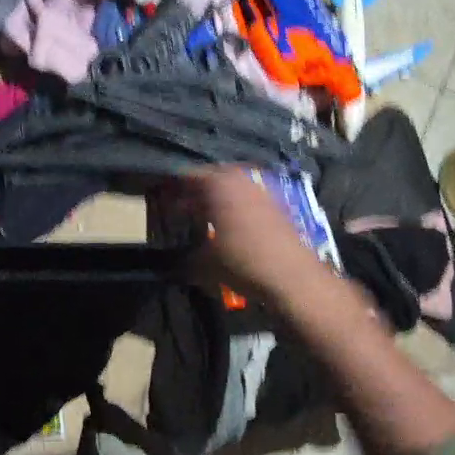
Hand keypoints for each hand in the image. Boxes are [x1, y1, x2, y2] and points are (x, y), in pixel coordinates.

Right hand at [182, 167, 326, 305]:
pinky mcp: (277, 204)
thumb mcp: (204, 263)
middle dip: (196, 188)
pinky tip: (230, 224)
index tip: (161, 196)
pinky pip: (248, 196)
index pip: (189, 176)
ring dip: (217, 195)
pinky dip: (236, 204)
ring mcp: (262, 191)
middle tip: (182, 204)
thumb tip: (170, 259)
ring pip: (233, 185)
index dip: (172, 186)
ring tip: (205, 214)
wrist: (293, 277)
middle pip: (212, 176)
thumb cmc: (243, 263)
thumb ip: (184, 256)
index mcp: (219, 186)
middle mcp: (241, 181)